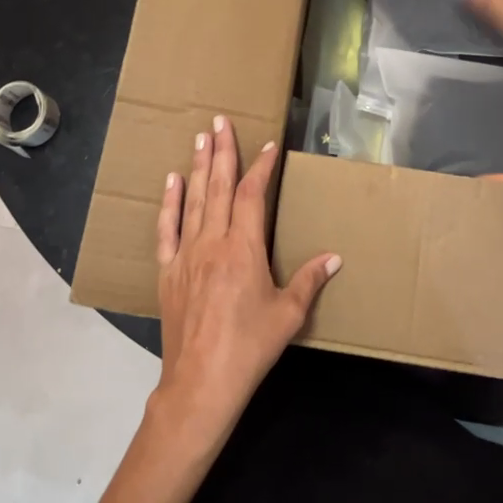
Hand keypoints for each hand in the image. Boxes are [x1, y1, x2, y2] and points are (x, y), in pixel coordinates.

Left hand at [153, 116, 340, 431]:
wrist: (202, 381)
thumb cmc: (250, 347)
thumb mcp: (288, 315)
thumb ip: (309, 280)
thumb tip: (334, 257)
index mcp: (244, 248)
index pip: (252, 195)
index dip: (261, 167)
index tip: (268, 145)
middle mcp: (213, 242)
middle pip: (217, 187)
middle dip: (221, 151)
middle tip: (220, 121)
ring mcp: (186, 255)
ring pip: (193, 200)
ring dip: (197, 166)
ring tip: (200, 137)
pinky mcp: (168, 272)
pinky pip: (167, 229)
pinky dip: (170, 203)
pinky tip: (171, 181)